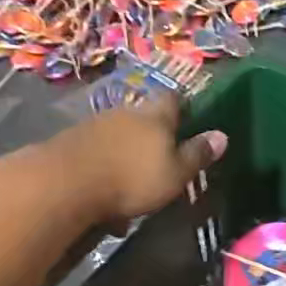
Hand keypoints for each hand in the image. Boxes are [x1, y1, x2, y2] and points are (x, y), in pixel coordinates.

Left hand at [36, 94, 226, 224]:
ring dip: (129, 147)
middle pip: (145, 115)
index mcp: (156, 117)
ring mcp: (94, 125)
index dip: (184, 106)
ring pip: (120, 131)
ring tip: (136, 173)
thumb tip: (222, 135)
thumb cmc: (132, 179)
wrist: (62, 185)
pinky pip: (98, 148)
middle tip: (166, 152)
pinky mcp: (70, 142)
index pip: (174, 100)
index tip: (191, 118)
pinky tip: (108, 183)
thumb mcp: (176, 173)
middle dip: (155, 131)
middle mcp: (126, 112)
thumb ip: (198, 154)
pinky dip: (107, 161)